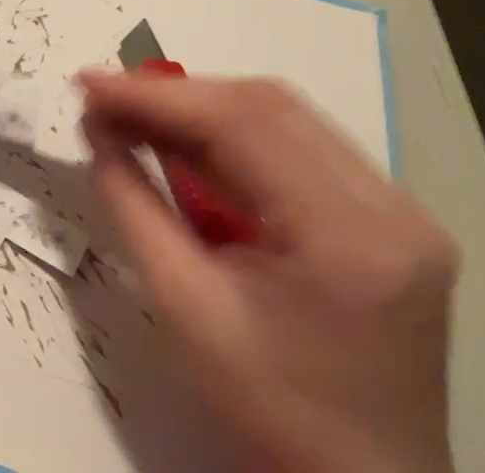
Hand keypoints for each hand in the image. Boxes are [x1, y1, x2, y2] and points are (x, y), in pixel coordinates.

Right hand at [80, 73, 458, 472]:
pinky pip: (297, 152)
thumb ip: (133, 202)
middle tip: (99, 99)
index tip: (84, 84)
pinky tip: (179, 147)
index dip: (154, 95)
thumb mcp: (179, 300)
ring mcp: (400, 216)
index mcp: (349, 237)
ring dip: (199, 112)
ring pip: (285, 121)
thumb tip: (97, 130)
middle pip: (270, 109)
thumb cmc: (262, 401)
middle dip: (174, 95)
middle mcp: (393, 210)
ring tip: (126, 118)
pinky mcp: (387, 226)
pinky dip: (229, 140)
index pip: (243, 126)